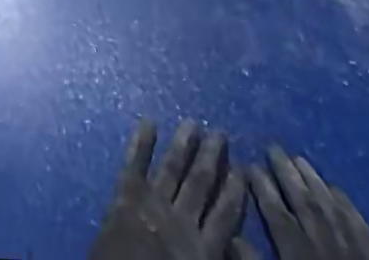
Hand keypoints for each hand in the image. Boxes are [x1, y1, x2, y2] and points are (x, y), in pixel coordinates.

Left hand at [89, 120, 247, 259]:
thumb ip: (220, 256)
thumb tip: (238, 244)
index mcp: (204, 250)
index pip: (225, 216)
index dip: (236, 192)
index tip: (244, 169)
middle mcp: (181, 221)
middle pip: (201, 183)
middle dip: (212, 157)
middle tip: (220, 132)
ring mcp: (152, 204)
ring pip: (172, 168)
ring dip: (182, 145)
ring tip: (192, 123)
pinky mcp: (125, 195)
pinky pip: (135, 163)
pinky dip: (141, 142)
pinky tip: (148, 122)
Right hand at [241, 148, 368, 259]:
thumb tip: (230, 235)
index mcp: (298, 252)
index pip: (275, 210)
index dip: (260, 185)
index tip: (248, 164)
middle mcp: (324, 244)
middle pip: (304, 201)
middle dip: (286, 171)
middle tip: (272, 146)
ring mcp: (353, 249)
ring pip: (331, 206)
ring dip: (313, 180)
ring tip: (298, 158)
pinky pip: (360, 224)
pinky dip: (346, 203)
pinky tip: (335, 189)